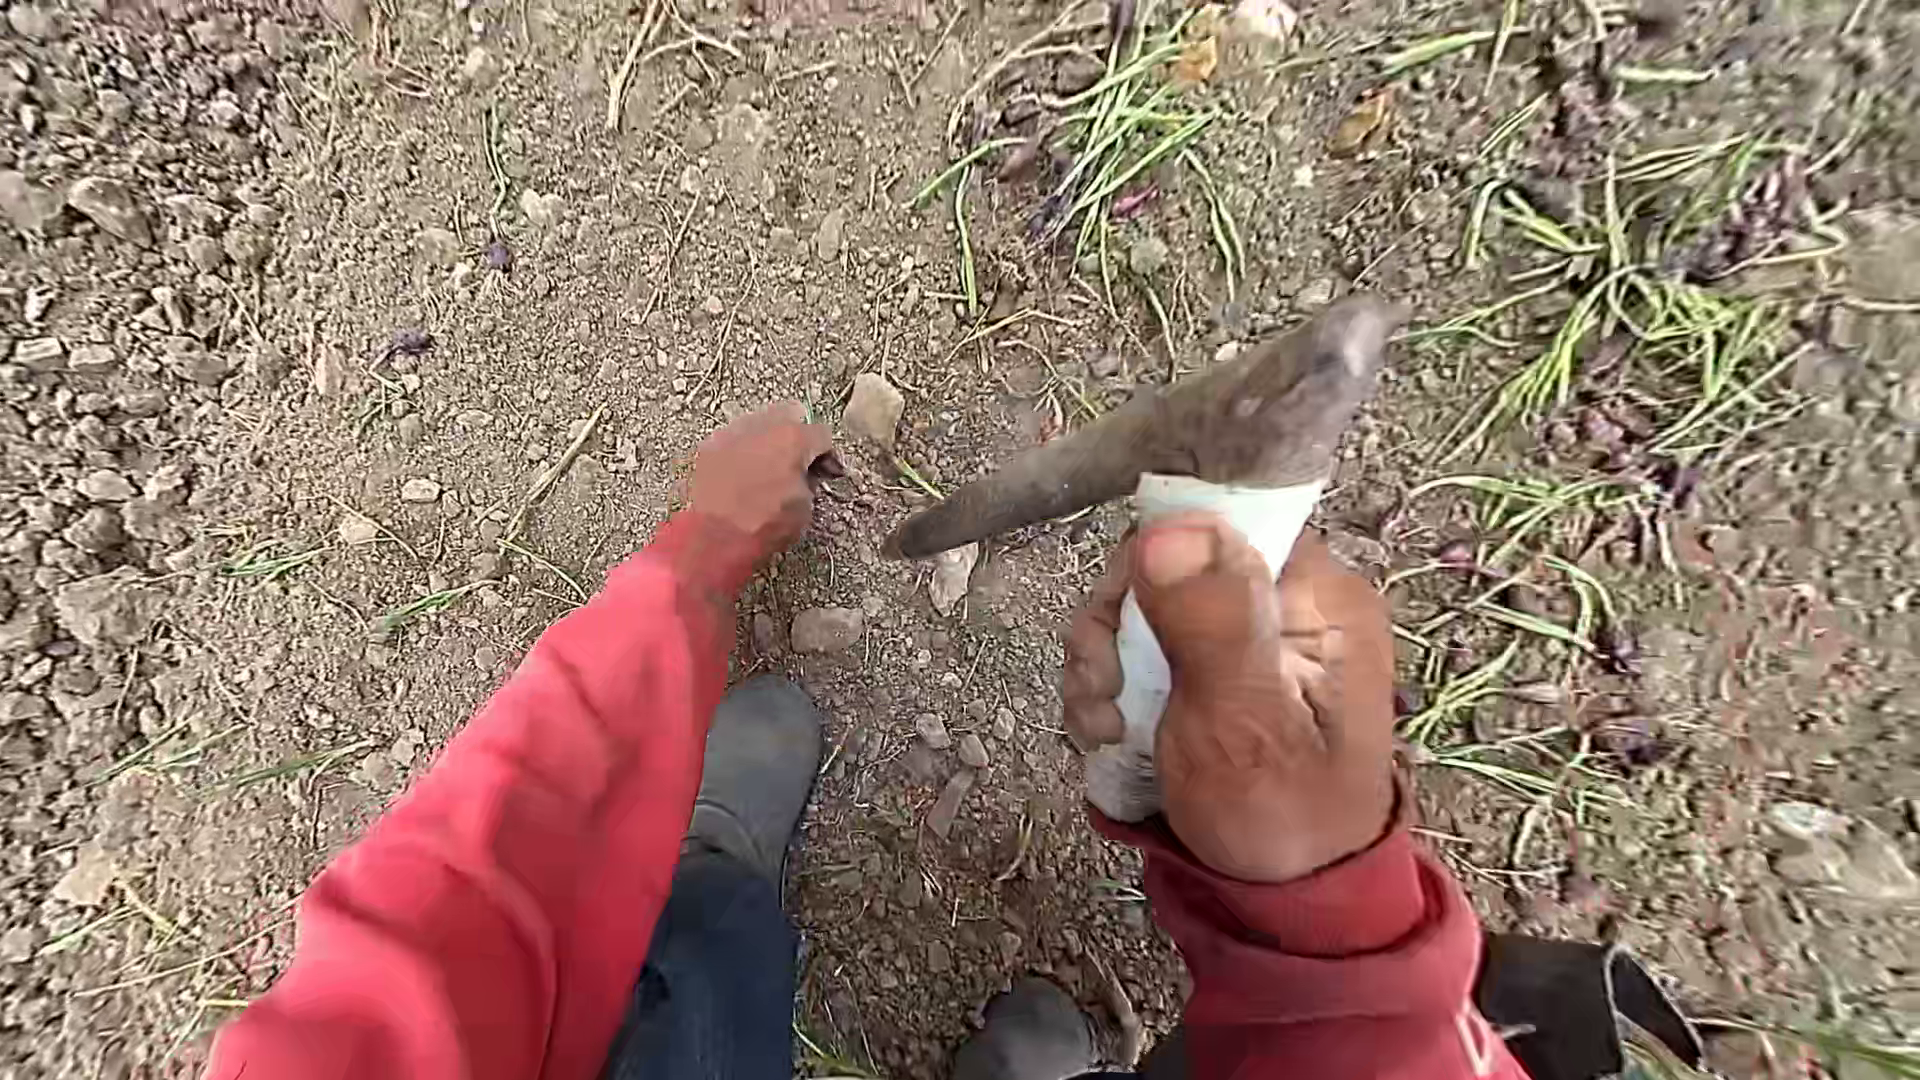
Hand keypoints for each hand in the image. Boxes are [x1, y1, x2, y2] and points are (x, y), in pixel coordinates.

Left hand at [689, 402, 833, 553]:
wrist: (714, 539)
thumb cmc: (764, 524)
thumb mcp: (805, 507)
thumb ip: (810, 481)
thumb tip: (806, 475)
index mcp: (793, 438)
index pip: (822, 435)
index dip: (828, 456)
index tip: (827, 473)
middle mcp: (762, 426)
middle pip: (789, 418)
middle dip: (798, 439)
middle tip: (800, 465)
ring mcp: (731, 434)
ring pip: (759, 426)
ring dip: (769, 442)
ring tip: (769, 470)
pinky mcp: (708, 448)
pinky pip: (734, 441)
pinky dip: (743, 453)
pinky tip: (743, 475)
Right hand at [1063, 515, 1395, 882]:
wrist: (1267, 897)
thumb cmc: (1274, 817)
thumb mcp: (1245, 724)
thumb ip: (1214, 624)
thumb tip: (1171, 527)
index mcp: (1311, 595)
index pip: (1219, 522)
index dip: (1156, 557)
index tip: (1125, 618)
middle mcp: (1269, 601)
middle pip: (1159, 564)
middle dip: (1114, 625)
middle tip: (1104, 687)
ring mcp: (1225, 632)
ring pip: (1129, 607)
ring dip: (1098, 661)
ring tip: (1101, 722)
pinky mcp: (1190, 663)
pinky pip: (1123, 645)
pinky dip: (1100, 683)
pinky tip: (1102, 727)